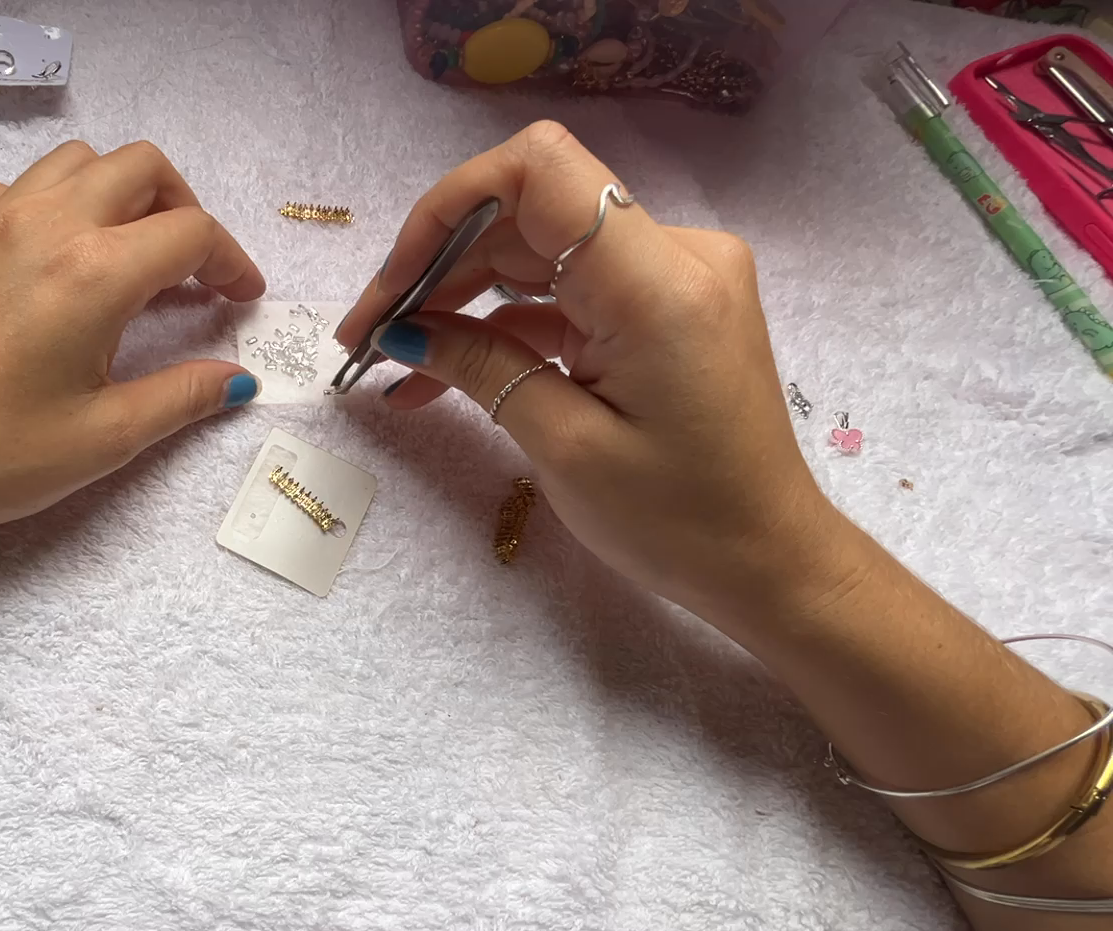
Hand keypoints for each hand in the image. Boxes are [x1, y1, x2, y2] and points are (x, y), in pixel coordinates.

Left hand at [0, 140, 264, 544]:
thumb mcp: (103, 438)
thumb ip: (183, 397)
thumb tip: (238, 379)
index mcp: (92, 272)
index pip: (190, 233)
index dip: (231, 262)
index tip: (244, 297)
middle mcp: (45, 224)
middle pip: (141, 168)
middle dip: (185, 209)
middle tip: (195, 271)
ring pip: (79, 164)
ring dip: (124, 195)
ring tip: (133, 258)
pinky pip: (24, 188)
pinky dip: (63, 204)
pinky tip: (60, 262)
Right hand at [337, 122, 846, 621]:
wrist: (763, 558)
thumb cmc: (674, 519)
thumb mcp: (562, 445)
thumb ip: (482, 368)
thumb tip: (400, 332)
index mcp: (656, 281)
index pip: (538, 173)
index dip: (448, 206)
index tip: (392, 284)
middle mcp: (669, 254)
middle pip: (522, 217)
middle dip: (432, 268)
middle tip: (364, 339)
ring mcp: (662, 278)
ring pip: (530, 256)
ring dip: (453, 301)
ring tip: (388, 361)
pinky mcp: (650, 309)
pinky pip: (555, 298)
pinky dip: (492, 328)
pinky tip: (438, 375)